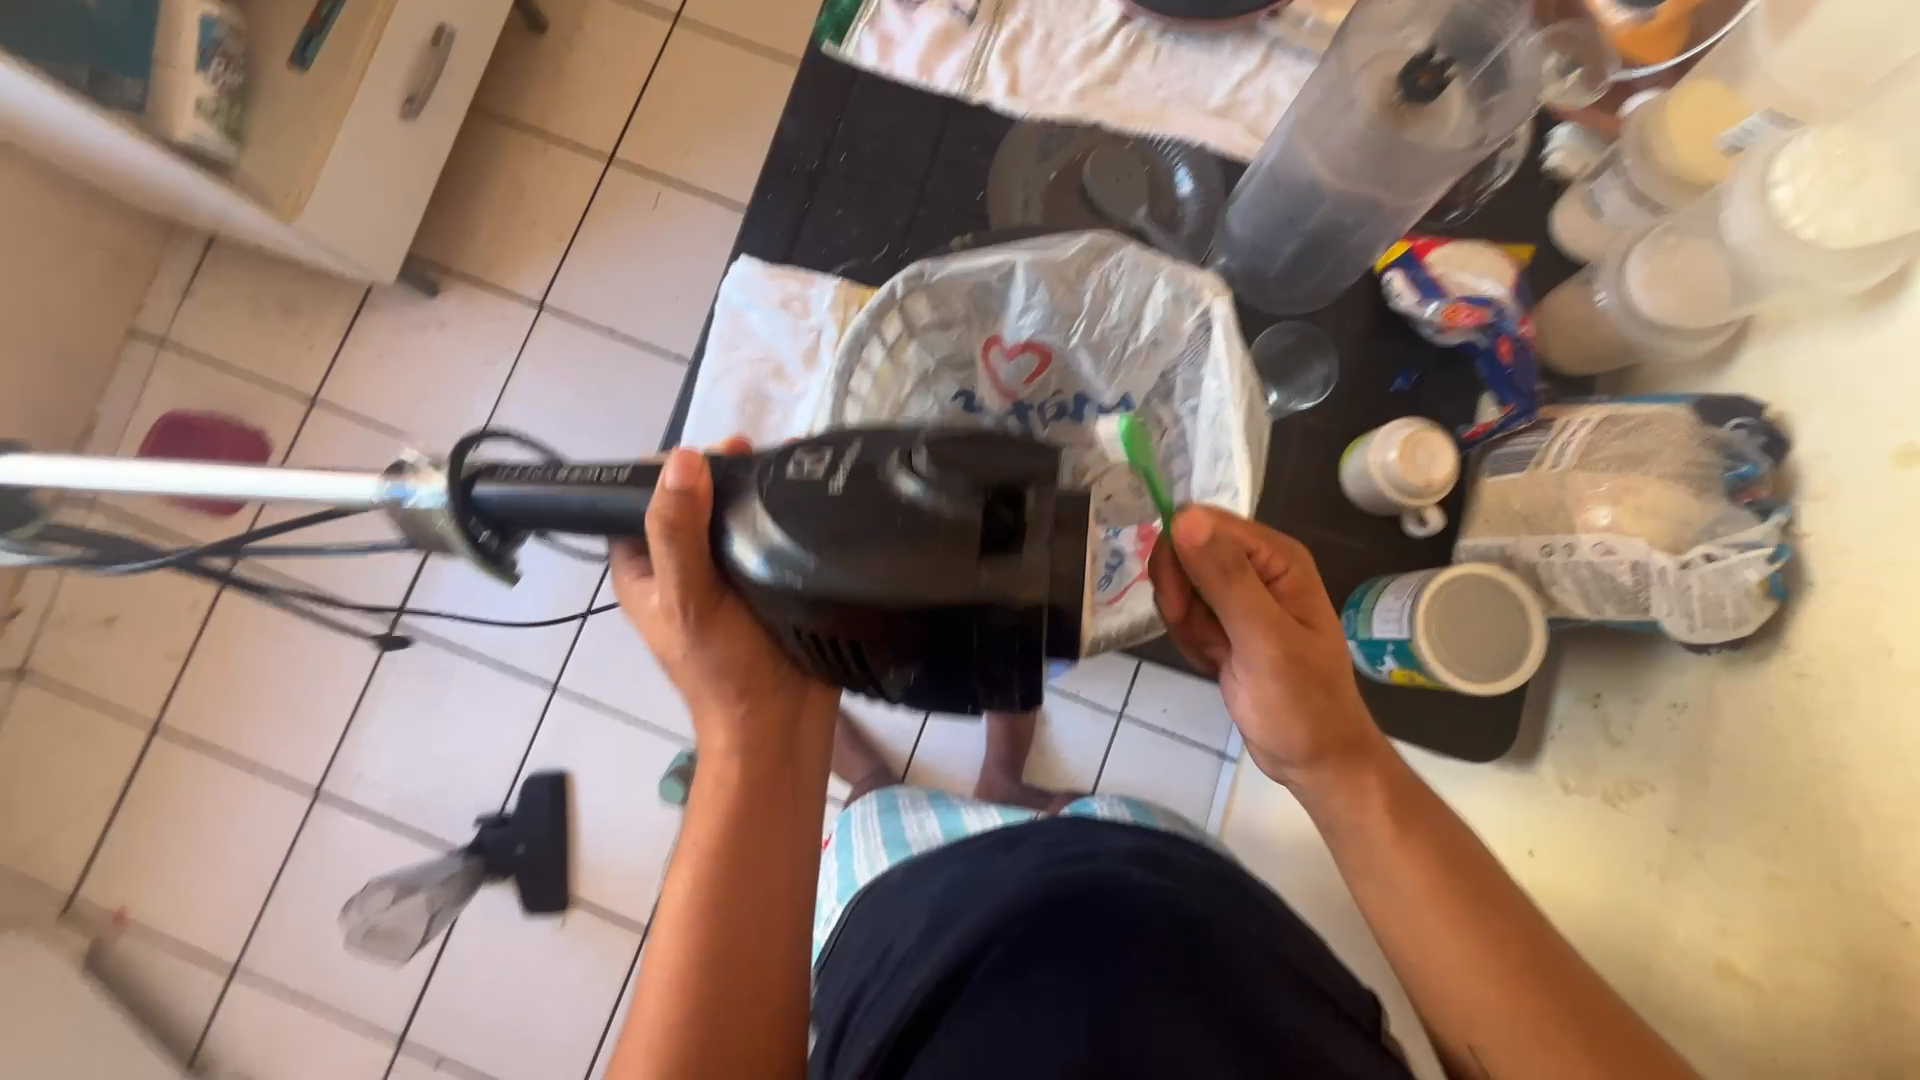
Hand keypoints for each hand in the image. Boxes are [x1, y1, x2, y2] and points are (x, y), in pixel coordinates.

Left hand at [609, 439, 838, 762]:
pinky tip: (804, 494)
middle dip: (719, 474)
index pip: (641, 501)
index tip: (709, 451)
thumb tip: (683, 459)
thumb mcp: (689, 598)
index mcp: (645, 570)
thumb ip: (678, 531)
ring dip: (753, 491)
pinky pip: (767, 537)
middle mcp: (681, 567)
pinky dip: (781, 514)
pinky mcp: (765, 582)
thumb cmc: (724, 668)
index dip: (669, 470)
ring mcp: (726, 576)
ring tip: (784, 465)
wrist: (783, 722)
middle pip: (692, 503)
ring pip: (732, 517)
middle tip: (754, 454)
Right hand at [1148, 506, 1387, 791]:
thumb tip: (1184, 517)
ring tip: (1217, 655)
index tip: (1177, 604)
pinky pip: (1183, 614)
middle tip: (1198, 634)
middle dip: (1179, 596)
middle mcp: (1257, 567)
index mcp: (1276, 557)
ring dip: (1184, 624)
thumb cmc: (1302, 702)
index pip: (1202, 524)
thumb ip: (1224, 577)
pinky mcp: (1224, 623)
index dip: (1179, 557)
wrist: (1315, 759)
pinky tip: (1215, 663)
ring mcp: (1239, 596)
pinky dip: (1189, 640)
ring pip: (1179, 585)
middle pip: (1184, 551)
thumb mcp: (1264, 639)